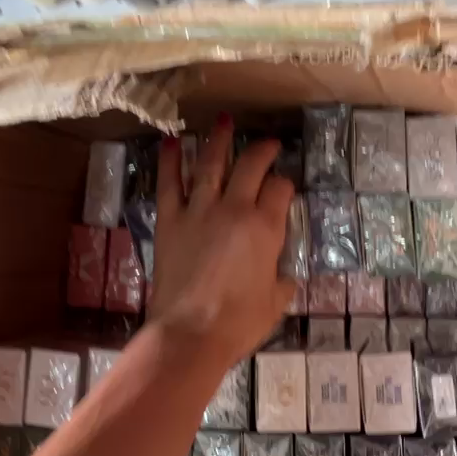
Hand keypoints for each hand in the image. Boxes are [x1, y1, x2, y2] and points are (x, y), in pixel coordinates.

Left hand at [152, 122, 298, 371]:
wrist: (190, 334)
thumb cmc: (239, 323)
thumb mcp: (276, 301)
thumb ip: (281, 279)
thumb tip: (280, 274)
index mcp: (266, 228)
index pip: (281, 189)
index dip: (286, 184)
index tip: (285, 186)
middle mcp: (234, 209)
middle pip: (251, 166)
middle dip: (263, 150)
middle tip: (269, 143)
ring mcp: (199, 211)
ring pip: (211, 164)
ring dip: (219, 141)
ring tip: (224, 121)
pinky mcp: (170, 221)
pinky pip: (170, 184)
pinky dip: (172, 161)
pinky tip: (174, 142)